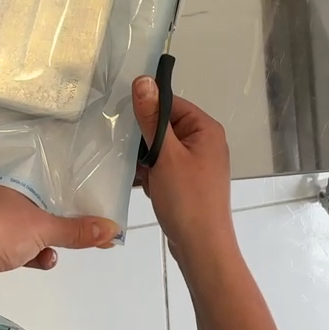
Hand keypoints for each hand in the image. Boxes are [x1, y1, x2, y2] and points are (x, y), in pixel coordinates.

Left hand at [0, 184, 117, 299]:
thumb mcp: (43, 228)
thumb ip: (77, 230)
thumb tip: (114, 229)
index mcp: (12, 181)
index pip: (47, 178)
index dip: (71, 189)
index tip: (94, 198)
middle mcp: (3, 198)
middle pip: (42, 206)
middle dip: (64, 221)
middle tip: (91, 229)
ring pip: (33, 230)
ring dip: (49, 241)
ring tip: (62, 249)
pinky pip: (22, 248)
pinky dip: (34, 255)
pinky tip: (44, 261)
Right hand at [133, 76, 235, 263]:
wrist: (201, 248)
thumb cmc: (186, 199)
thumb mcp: (165, 155)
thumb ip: (152, 118)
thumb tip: (143, 81)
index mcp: (206, 129)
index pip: (171, 104)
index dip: (147, 111)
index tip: (122, 120)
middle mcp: (205, 143)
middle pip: (165, 127)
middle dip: (146, 141)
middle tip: (130, 152)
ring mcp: (198, 164)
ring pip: (162, 150)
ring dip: (147, 161)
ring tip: (139, 174)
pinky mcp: (190, 183)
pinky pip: (165, 168)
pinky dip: (152, 175)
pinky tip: (145, 187)